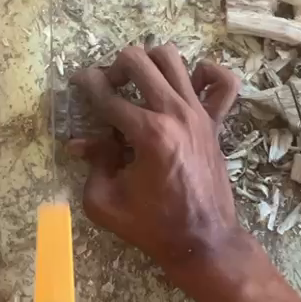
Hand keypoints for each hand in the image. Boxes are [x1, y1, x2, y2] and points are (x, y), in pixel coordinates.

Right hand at [68, 44, 255, 290]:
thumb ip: (91, 165)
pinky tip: (188, 84)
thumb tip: (79, 142)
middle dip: (115, 68)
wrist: (204, 242)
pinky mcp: (215, 121)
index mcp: (148, 133)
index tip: (77, 83)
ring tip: (140, 83)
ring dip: (150, 63)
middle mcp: (175, 113)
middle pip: (139, 60)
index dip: (86, 85)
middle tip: (109, 88)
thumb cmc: (153, 227)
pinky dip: (206, 73)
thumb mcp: (106, 202)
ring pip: (173, 58)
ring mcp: (199, 113)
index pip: (107, 95)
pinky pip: (223, 82)